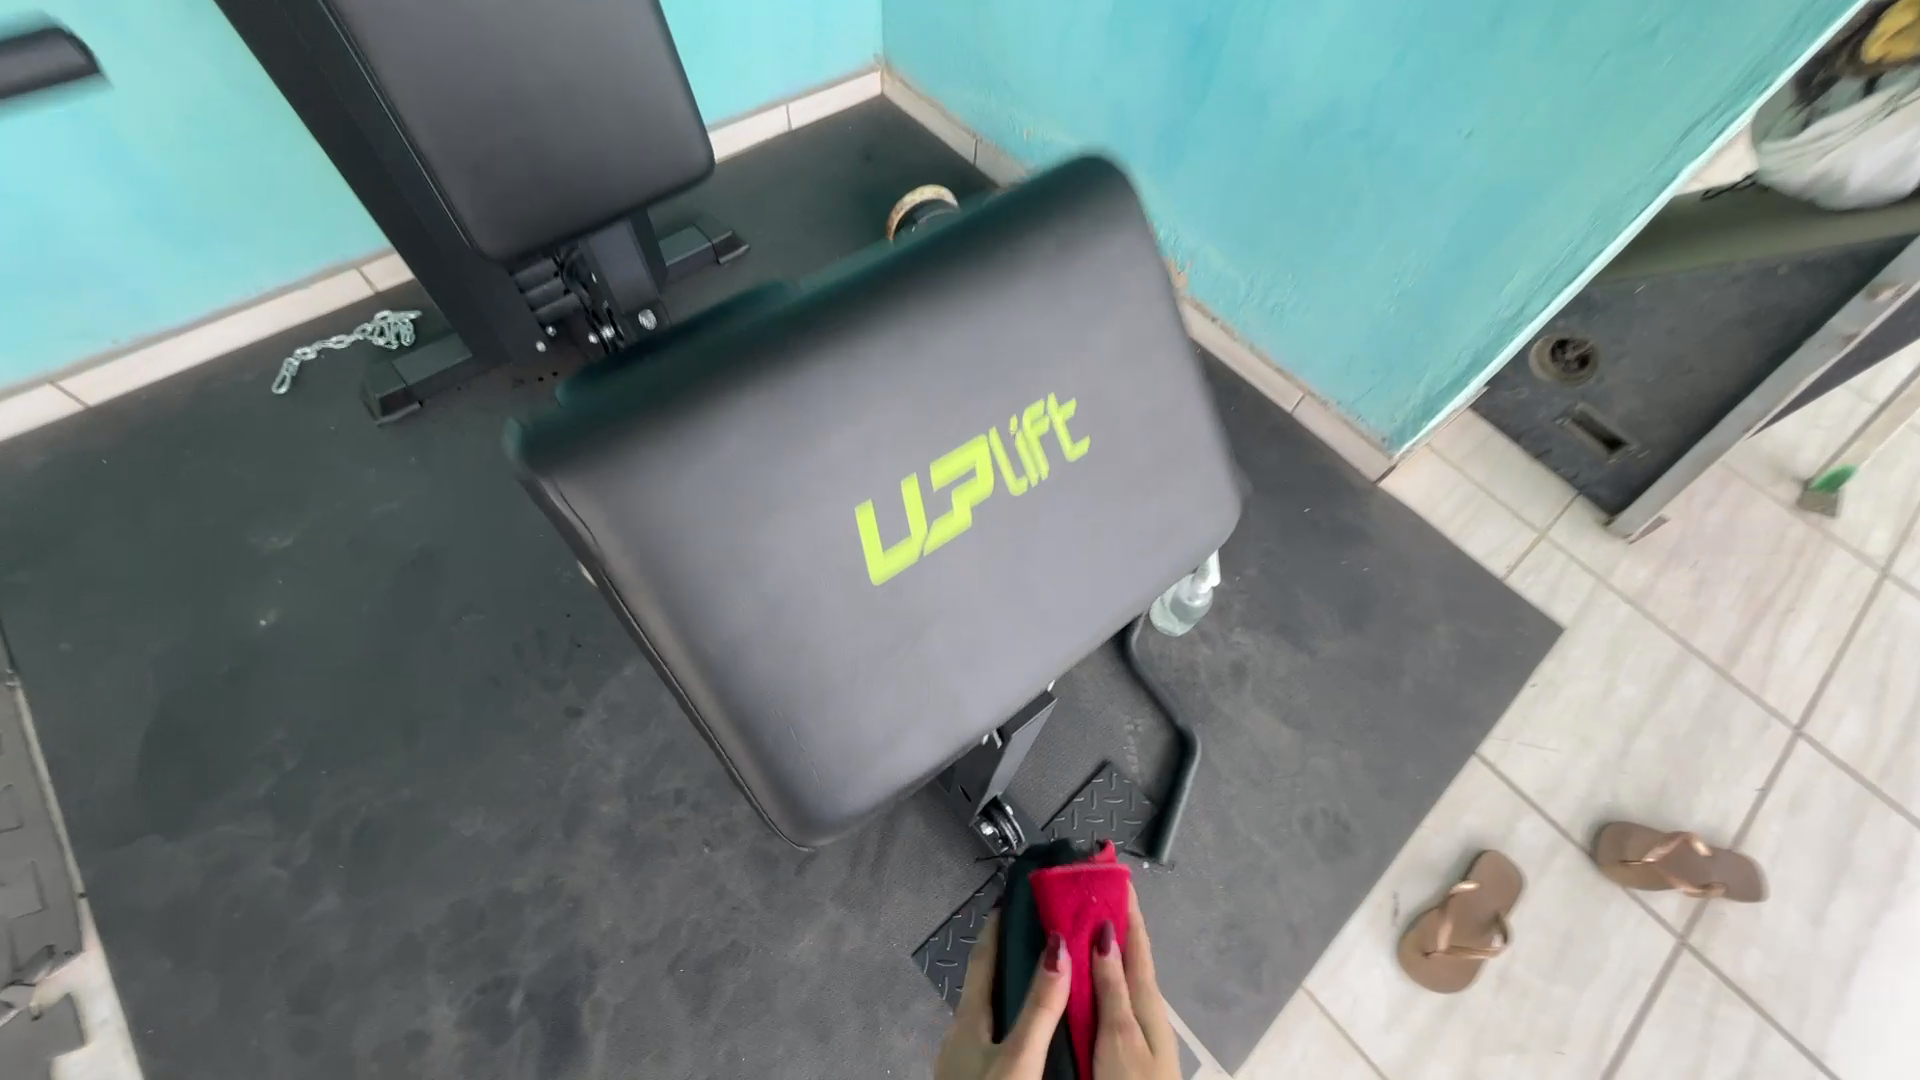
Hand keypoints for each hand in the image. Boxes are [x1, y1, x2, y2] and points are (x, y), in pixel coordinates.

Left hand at [934, 913, 1070, 1079]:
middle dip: (1007, 956)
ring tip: (1038, 979)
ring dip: (1009, 991)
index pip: (981, 958)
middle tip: (1036, 935)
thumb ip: (1039, 1007)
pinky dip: (1010, 1021)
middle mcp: (959, 1031)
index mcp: (966, 1017)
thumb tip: (1059, 943)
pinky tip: (1026, 1031)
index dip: (995, 928)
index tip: (1011, 901)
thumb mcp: (1018, 1057)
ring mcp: (961, 1058)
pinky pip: (992, 1036)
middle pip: (984, 982)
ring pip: (988, 1011)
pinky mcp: (971, 1077)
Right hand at [1090, 886, 1179, 1079]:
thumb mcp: (1122, 1036)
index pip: (1136, 941)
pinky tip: (1073, 976)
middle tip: (1078, 890)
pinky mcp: (1117, 1045)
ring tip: (1068, 921)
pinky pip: (1103, 997)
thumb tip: (1106, 929)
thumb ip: (1113, 986)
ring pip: (1112, 975)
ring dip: (1095, 947)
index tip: (1110, 872)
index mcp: (1146, 999)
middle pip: (1123, 954)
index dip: (1125, 906)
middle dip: (1105, 920)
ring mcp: (1131, 1027)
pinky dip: (1090, 976)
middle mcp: (1141, 1007)